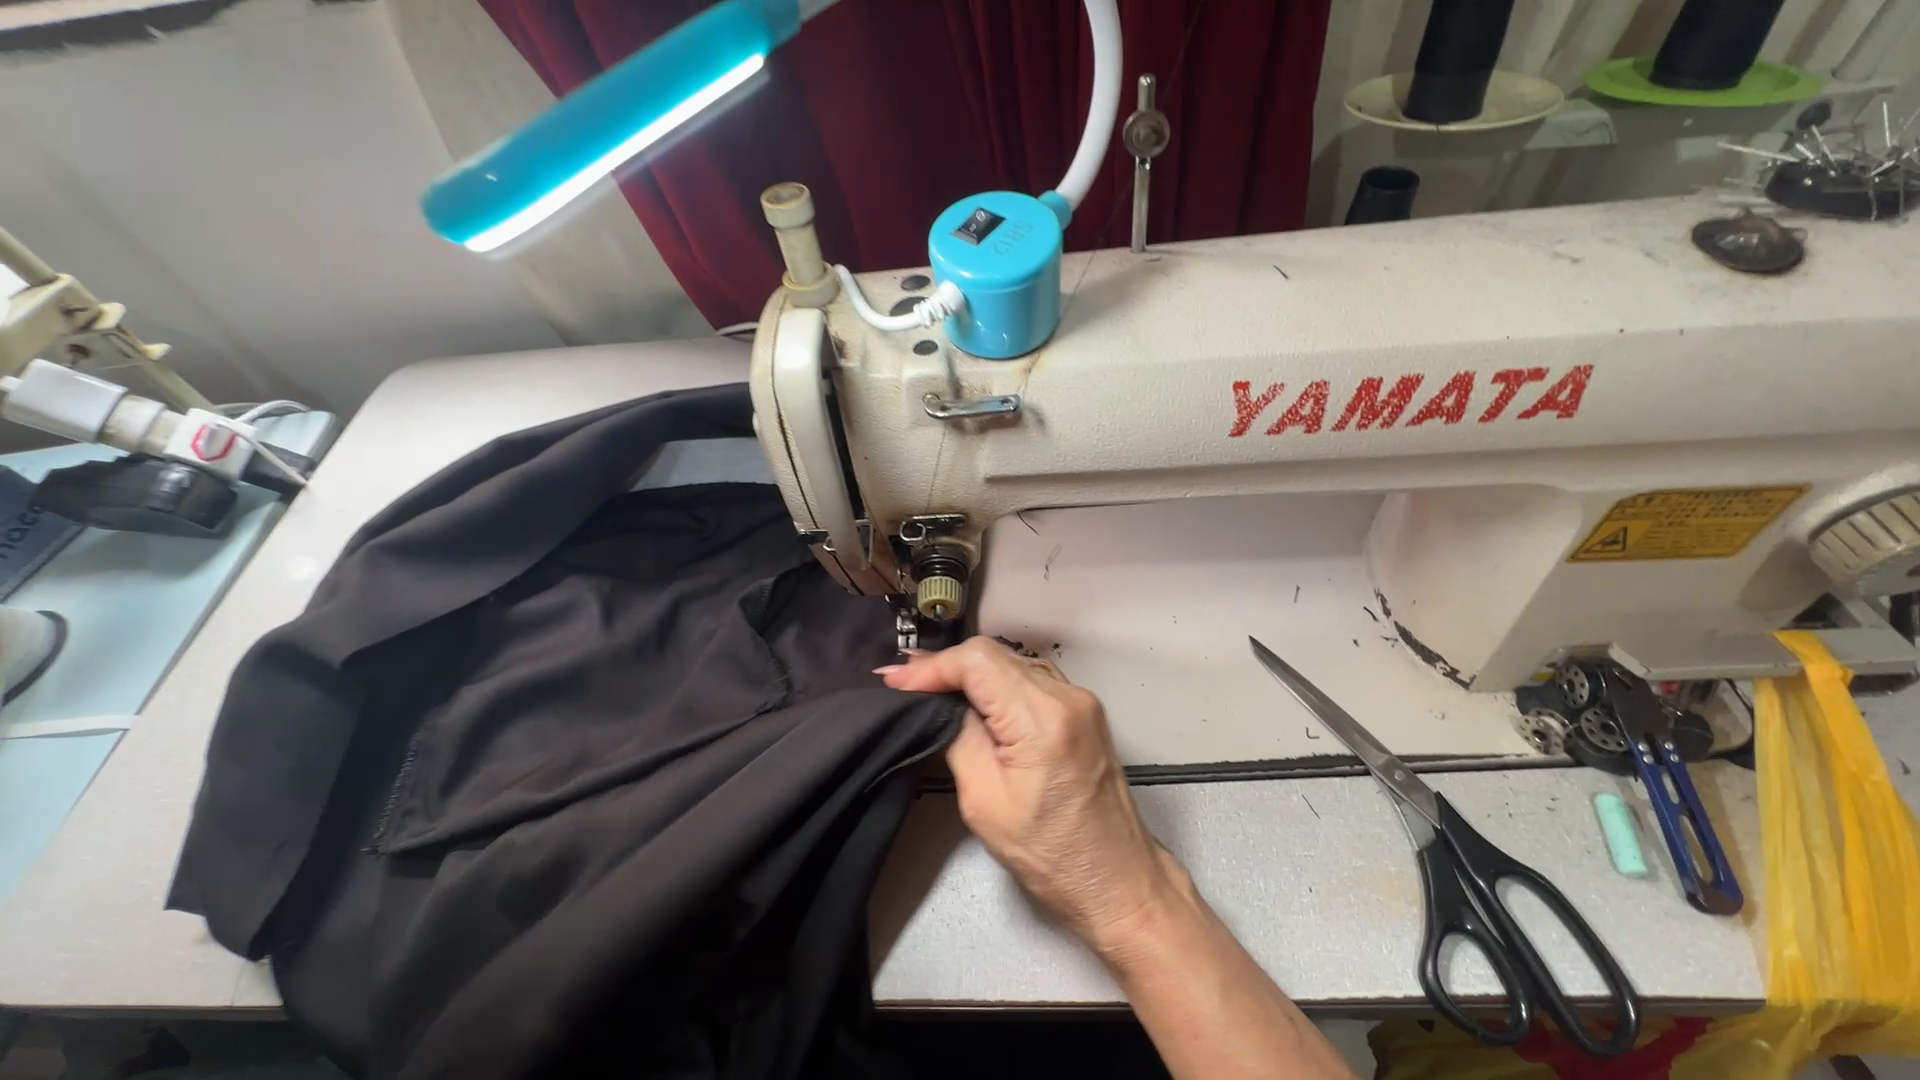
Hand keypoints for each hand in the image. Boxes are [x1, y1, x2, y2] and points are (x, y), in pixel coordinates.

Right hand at [877, 637, 1176, 951]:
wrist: (1117, 880)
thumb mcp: (984, 801)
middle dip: (945, 665)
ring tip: (926, 686)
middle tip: (901, 681)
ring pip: (1012, 663)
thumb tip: (939, 703)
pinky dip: (996, 683)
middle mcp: (1067, 696)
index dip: (931, 666)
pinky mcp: (1083, 711)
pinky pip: (1030, 680)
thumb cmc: (1049, 854)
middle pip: (994, 654)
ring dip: (969, 672)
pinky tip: (969, 697)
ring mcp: (1080, 700)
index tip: (894, 681)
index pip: (977, 661)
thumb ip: (959, 737)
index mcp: (1042, 719)